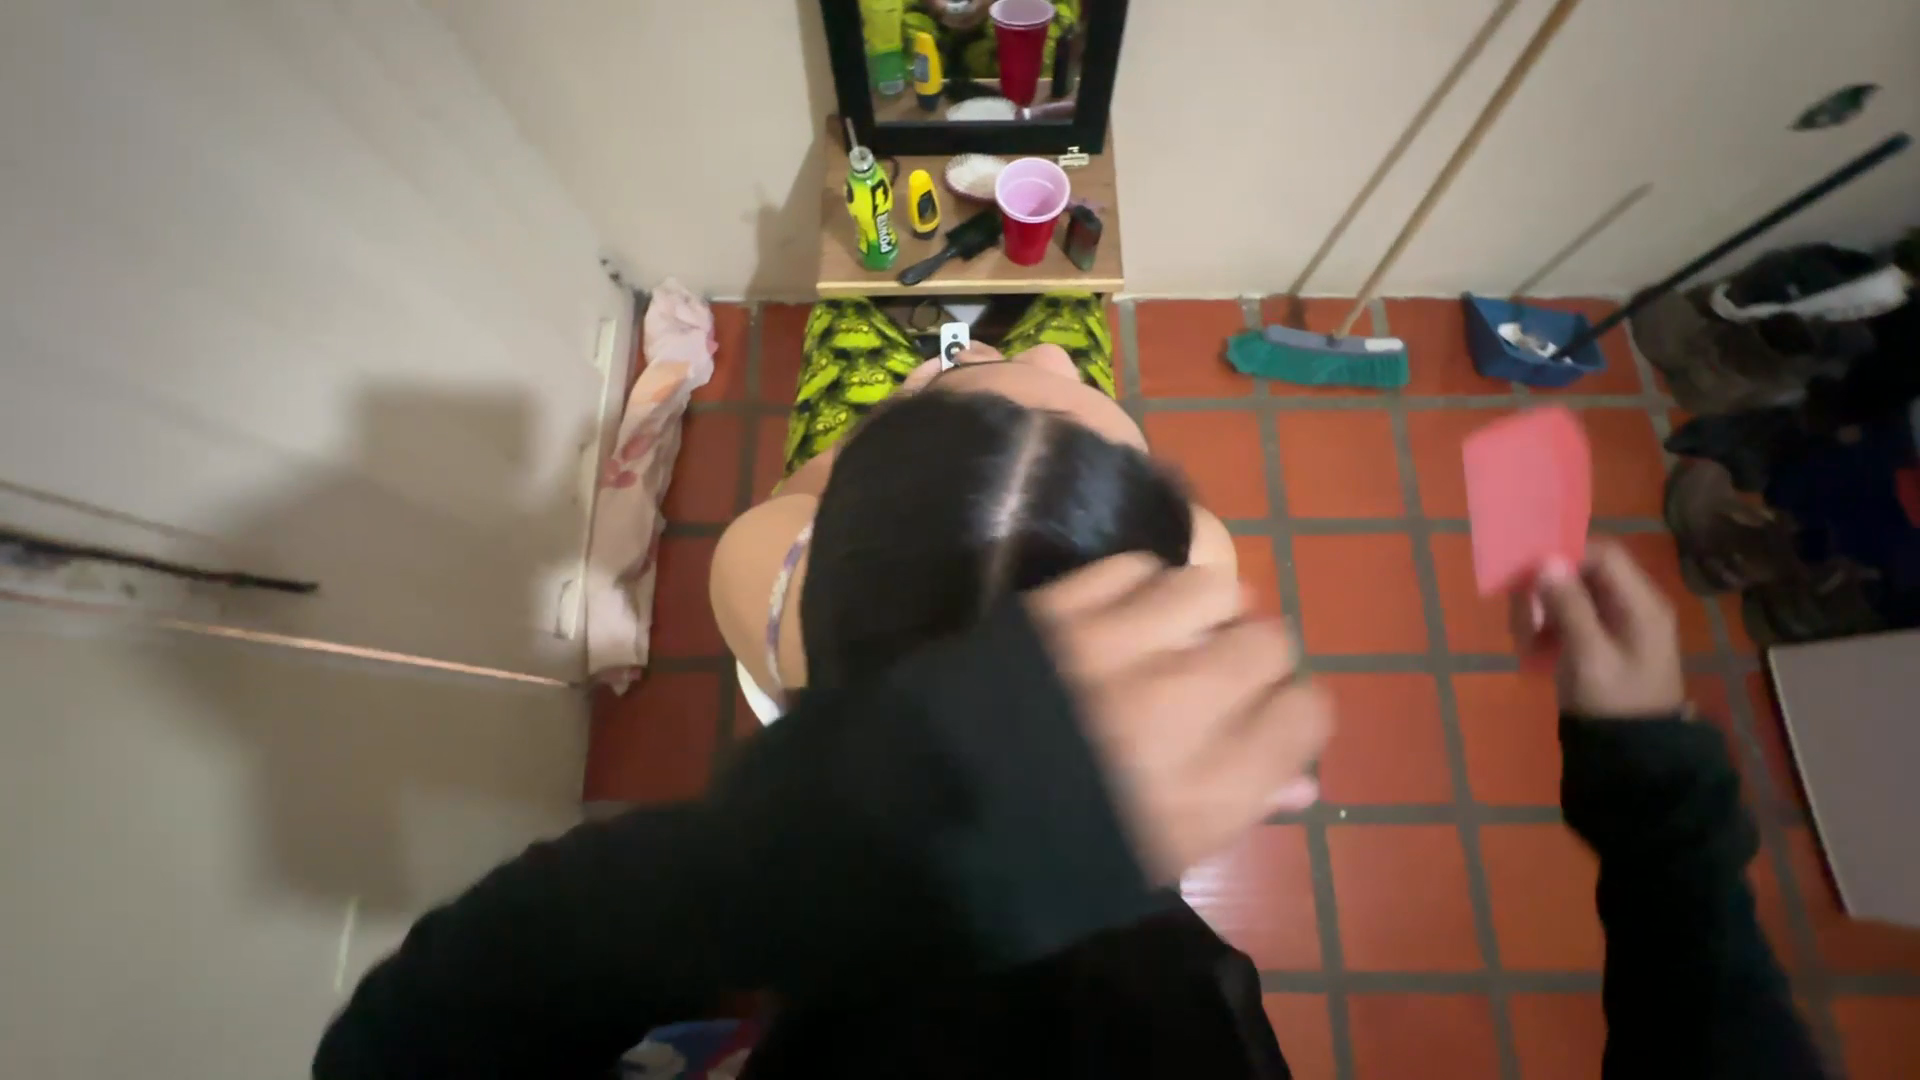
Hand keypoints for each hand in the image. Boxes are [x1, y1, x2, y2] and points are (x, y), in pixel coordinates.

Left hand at [1026, 555, 1333, 881]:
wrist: (927, 811)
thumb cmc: (1047, 850)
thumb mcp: (1151, 859)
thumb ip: (1233, 812)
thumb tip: (1301, 782)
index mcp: (1207, 786)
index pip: (1306, 713)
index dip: (1295, 708)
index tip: (1271, 711)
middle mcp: (1176, 706)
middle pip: (1268, 642)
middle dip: (1255, 655)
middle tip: (1220, 667)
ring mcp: (1114, 648)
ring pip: (1209, 587)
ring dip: (1203, 607)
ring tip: (1177, 629)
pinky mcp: (1058, 610)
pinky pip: (1133, 567)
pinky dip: (1139, 584)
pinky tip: (1123, 610)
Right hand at [1511, 540, 1685, 719]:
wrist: (1630, 745)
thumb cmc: (1615, 698)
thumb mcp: (1590, 653)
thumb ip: (1570, 607)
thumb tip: (1546, 561)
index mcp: (1640, 604)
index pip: (1603, 554)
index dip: (1565, 556)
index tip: (1529, 577)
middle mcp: (1628, 603)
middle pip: (1579, 572)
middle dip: (1544, 589)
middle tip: (1523, 619)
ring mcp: (1611, 619)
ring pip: (1564, 592)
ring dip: (1537, 609)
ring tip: (1525, 639)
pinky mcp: (1594, 634)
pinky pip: (1562, 612)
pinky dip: (1542, 624)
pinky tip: (1532, 646)